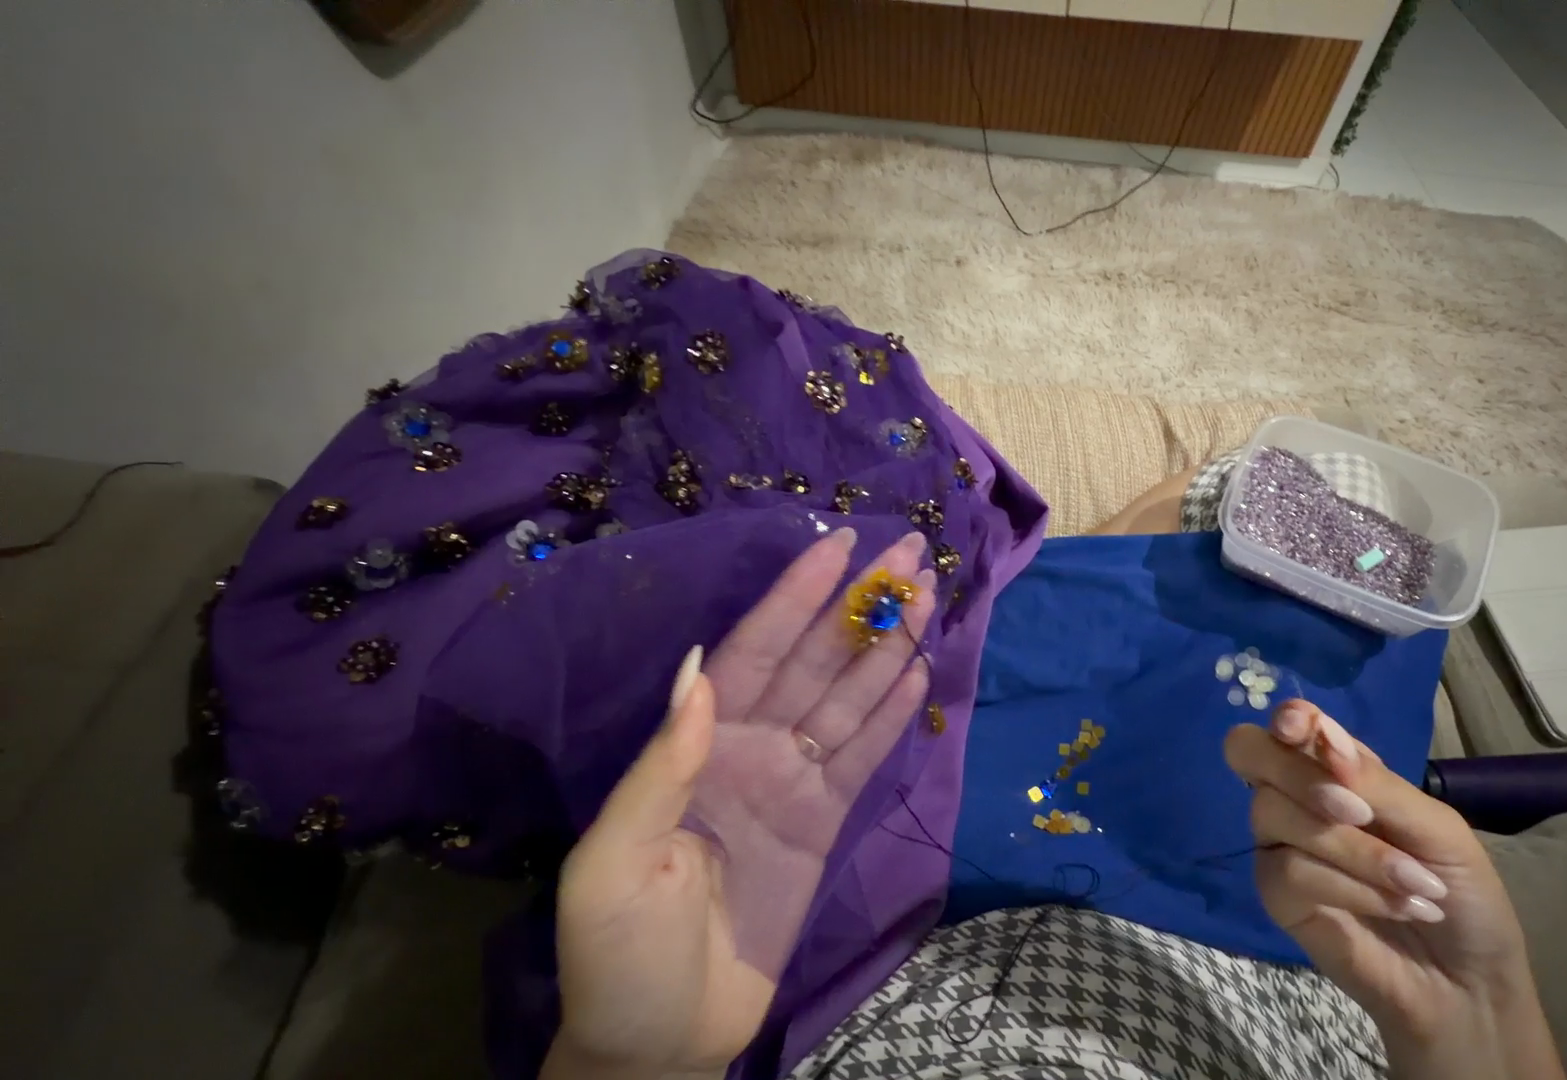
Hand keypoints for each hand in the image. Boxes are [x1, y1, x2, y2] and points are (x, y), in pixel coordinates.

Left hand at [543, 529, 933, 1079]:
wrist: (662, 1037)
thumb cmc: (620, 950)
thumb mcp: (617, 859)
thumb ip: (663, 764)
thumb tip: (701, 669)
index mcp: (699, 744)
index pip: (755, 649)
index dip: (796, 597)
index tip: (837, 548)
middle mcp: (751, 746)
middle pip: (815, 660)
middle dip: (860, 607)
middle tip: (910, 555)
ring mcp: (792, 781)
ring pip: (849, 699)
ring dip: (887, 649)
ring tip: (927, 600)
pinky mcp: (824, 820)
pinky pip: (863, 756)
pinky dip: (892, 717)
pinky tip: (918, 676)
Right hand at [1223, 700, 1564, 1079]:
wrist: (1469, 983)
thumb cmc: (1461, 892)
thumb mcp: (1437, 828)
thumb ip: (1377, 781)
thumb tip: (1321, 735)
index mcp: (1333, 767)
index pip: (1286, 724)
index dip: (1286, 717)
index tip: (1301, 729)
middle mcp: (1294, 795)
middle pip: (1250, 752)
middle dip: (1300, 775)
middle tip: (1360, 812)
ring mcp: (1278, 843)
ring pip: (1273, 814)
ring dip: (1352, 849)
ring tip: (1414, 884)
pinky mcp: (1274, 892)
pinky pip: (1288, 870)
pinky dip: (1349, 887)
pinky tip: (1393, 906)